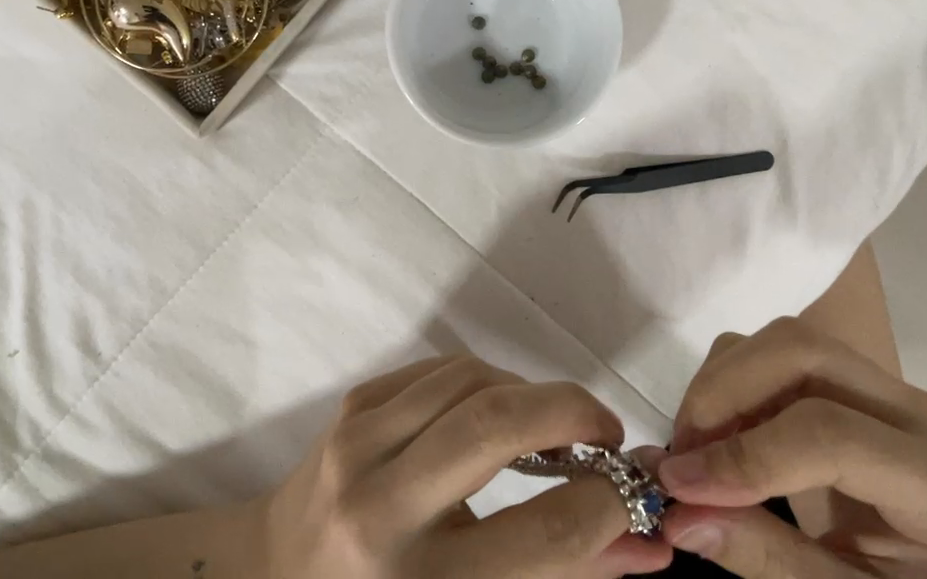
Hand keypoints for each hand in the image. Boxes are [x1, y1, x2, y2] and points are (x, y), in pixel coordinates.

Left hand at [258, 355, 674, 578]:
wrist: (278, 569)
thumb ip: (561, 571)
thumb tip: (647, 544)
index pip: (542, 535)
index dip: (609, 507)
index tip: (633, 490)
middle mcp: (382, 504)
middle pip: (497, 425)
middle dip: (572, 413)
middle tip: (606, 434)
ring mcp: (359, 442)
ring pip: (471, 380)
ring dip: (530, 393)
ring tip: (553, 425)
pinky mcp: (353, 403)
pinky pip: (441, 369)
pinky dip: (487, 380)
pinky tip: (498, 410)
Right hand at [658, 318, 926, 578]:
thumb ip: (768, 559)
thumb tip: (678, 514)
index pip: (831, 435)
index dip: (747, 455)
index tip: (679, 487)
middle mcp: (918, 416)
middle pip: (802, 353)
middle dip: (722, 392)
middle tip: (681, 453)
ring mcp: (883, 390)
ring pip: (782, 342)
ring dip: (721, 384)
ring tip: (696, 449)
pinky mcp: (850, 383)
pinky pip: (775, 355)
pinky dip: (731, 384)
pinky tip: (721, 440)